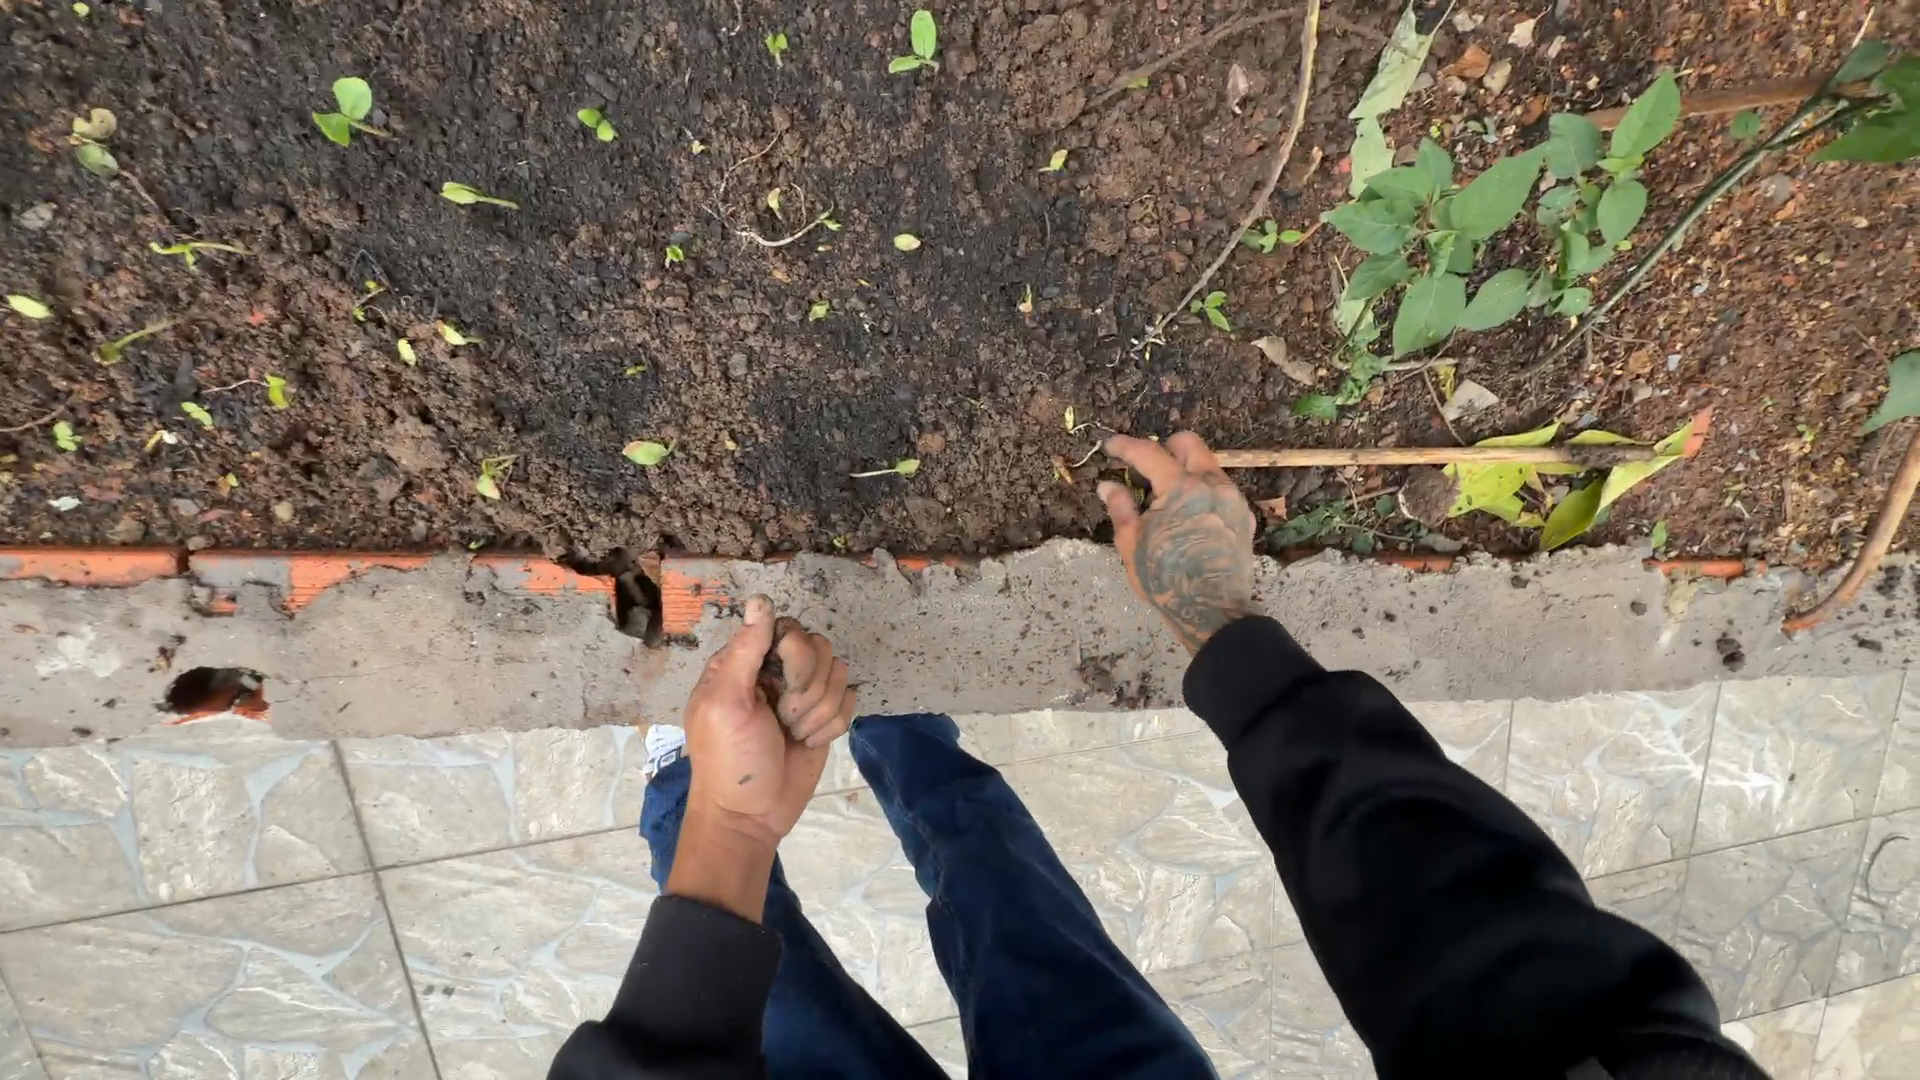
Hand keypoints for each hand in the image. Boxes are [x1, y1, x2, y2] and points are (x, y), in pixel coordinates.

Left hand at [682, 594, 856, 848]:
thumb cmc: (729, 760)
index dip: (794, 657)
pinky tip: (807, 743)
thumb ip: (744, 650)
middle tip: (781, 720)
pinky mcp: (826, 717)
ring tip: (792, 735)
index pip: (790, 629)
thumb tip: (761, 600)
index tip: (778, 688)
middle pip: (821, 649)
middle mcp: (778, 671)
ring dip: (818, 712)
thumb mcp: (725, 703)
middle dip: (807, 691)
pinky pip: (850, 700)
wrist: (751, 817)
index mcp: (748, 661)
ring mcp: (804, 694)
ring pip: (839, 674)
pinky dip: (831, 726)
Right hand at [1098, 432, 1257, 651]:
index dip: (1125, 446)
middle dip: (1163, 447)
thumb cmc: (1164, 578)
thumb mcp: (1132, 543)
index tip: (1109, 445)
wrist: (1211, 610)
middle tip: (1144, 468)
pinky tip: (1186, 515)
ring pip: (1207, 466)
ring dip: (1183, 470)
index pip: (1149, 453)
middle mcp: (1212, 484)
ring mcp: (1232, 499)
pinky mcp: (1242, 516)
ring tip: (1164, 497)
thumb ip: (1120, 508)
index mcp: (1182, 488)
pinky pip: (1219, 489)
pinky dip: (1199, 490)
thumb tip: (1108, 485)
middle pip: (1188, 444)